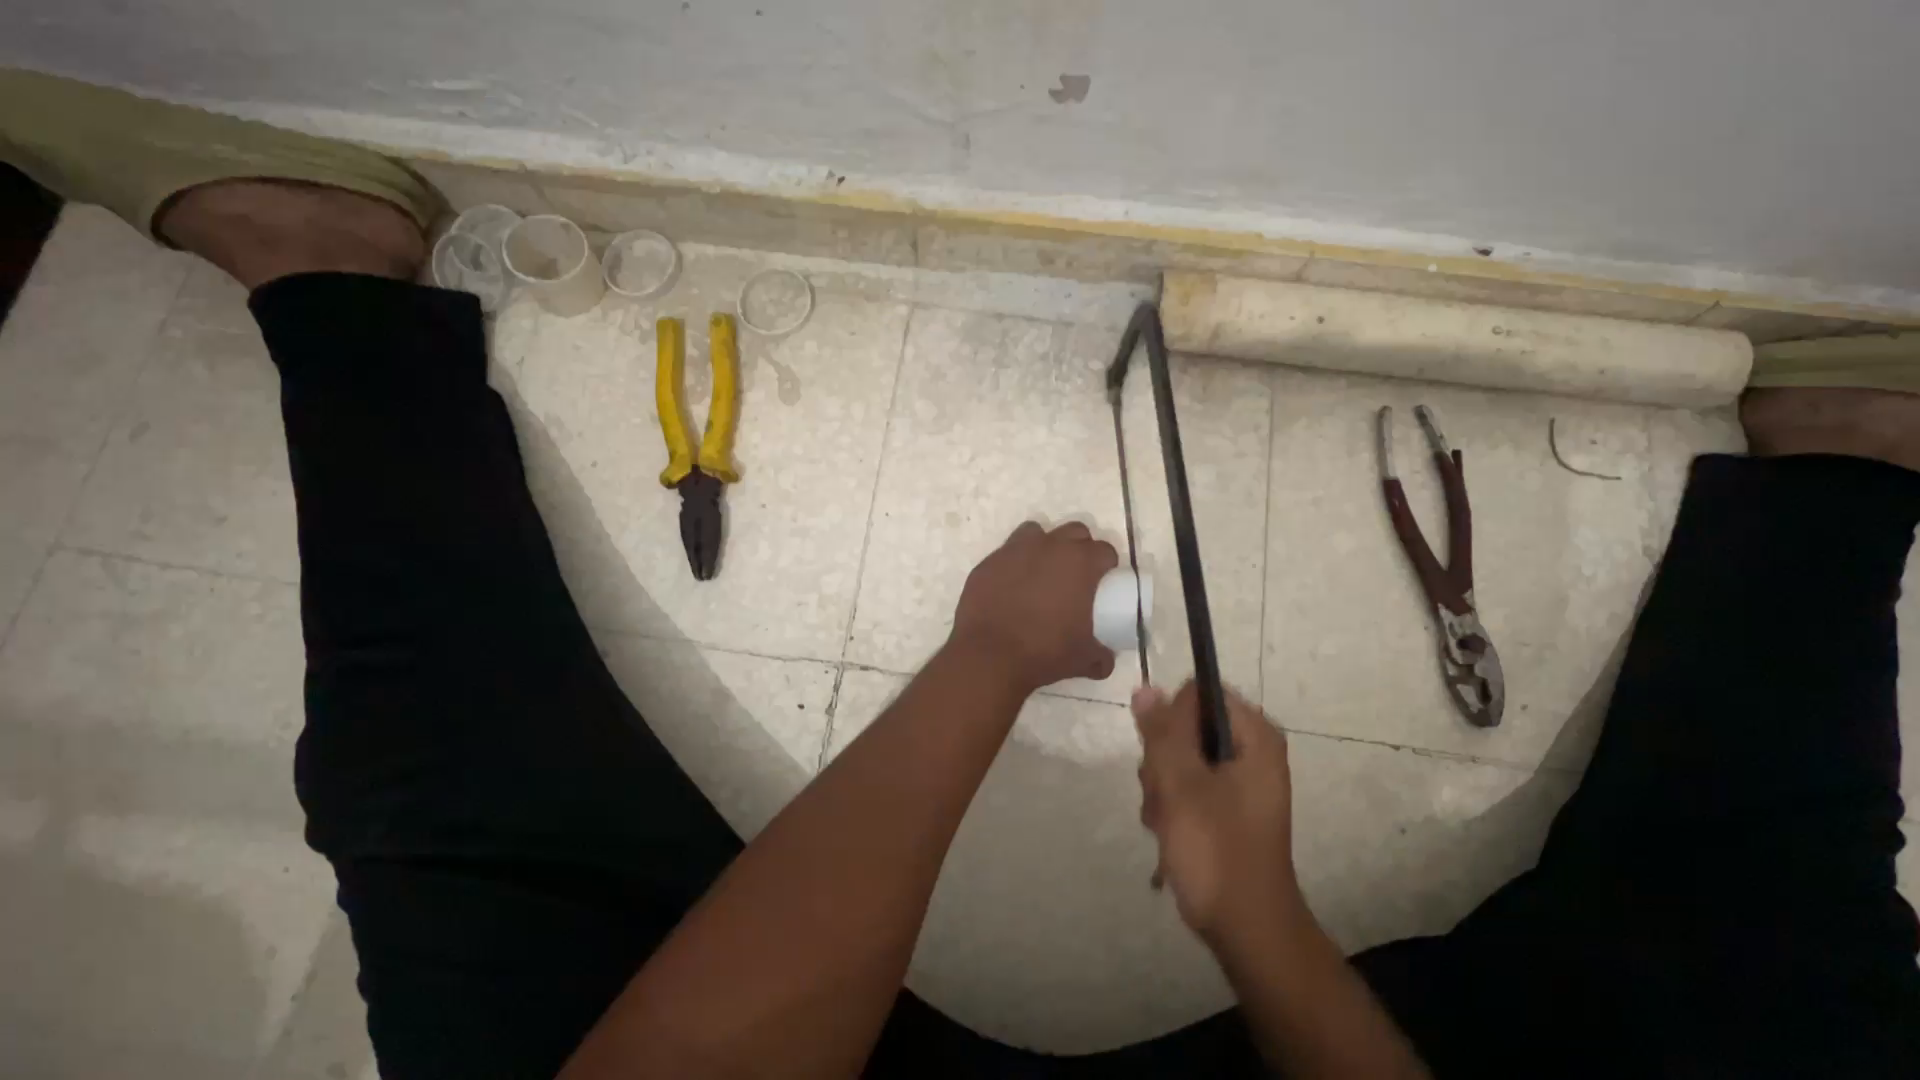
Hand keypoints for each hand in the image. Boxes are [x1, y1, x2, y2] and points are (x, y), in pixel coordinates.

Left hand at [950, 521, 1118, 693]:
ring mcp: (1015, 550)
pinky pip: (1007, 553)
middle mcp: (1049, 547)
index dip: (1107, 566)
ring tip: (1042, 574)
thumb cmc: (1045, 652)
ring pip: (1037, 533)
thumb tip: (1105, 660)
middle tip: (1076, 576)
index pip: (1105, 550)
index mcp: (1080, 563)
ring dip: (1045, 547)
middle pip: (1074, 532)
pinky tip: (1011, 587)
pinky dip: (1014, 564)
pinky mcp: (988, 562)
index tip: (1103, 583)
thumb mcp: (1084, 659)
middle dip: (1079, 548)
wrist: (989, 657)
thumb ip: (1101, 657)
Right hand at [1134, 682, 1301, 942]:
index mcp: (1254, 737)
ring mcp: (1239, 783)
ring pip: (1181, 759)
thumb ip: (1162, 732)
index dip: (1172, 719)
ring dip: (1161, 787)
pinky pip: (1188, 788)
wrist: (1245, 926)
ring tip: (1165, 821)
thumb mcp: (1180, 785)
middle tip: (1163, 794)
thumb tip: (1147, 687)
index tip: (1163, 755)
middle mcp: (1252, 752)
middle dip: (1163, 760)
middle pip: (1187, 727)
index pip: (1200, 694)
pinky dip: (1172, 807)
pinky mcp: (1226, 809)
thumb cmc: (1216, 849)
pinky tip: (1168, 832)